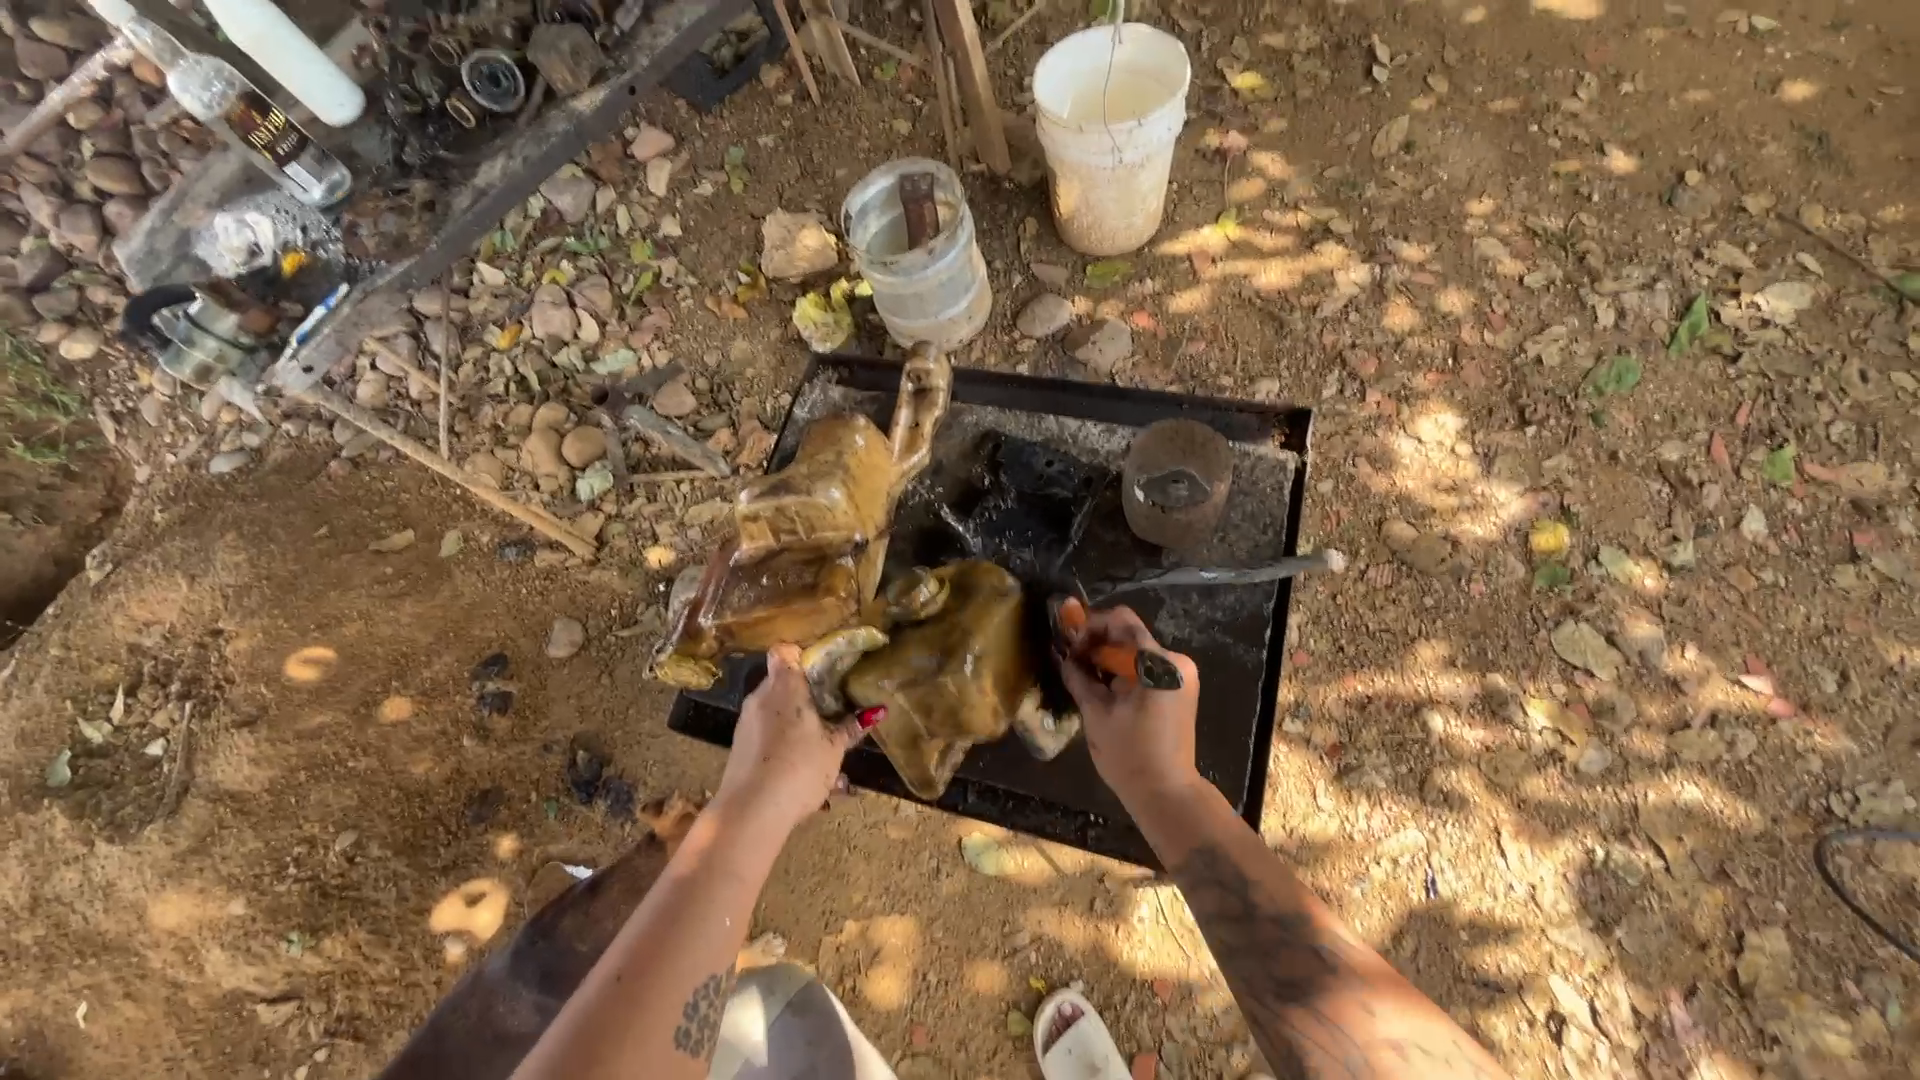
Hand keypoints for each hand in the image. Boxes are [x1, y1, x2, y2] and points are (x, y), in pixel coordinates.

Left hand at [713, 644, 865, 835]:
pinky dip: (781, 737)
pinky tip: (798, 762)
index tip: (823, 670)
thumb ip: (852, 727)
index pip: (785, 651)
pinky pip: (765, 730)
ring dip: (794, 718)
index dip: (802, 655)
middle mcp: (761, 696)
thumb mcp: (834, 749)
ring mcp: (747, 721)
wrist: (751, 811)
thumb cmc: (799, 768)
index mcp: (785, 686)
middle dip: (804, 692)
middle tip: (830, 708)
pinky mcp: (739, 744)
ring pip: (774, 708)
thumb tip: (878, 711)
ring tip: (818, 742)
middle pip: (781, 680)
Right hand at [1056, 606, 1202, 804]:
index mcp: (1159, 663)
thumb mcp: (1096, 712)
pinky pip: (1146, 667)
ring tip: (1082, 675)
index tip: (1071, 646)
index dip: (1091, 625)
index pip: (1121, 621)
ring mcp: (1181, 676)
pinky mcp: (1178, 689)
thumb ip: (1078, 676)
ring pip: (1135, 651)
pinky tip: (1102, 687)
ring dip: (1108, 658)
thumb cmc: (1129, 754)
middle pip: (1129, 635)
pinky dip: (1122, 671)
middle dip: (1097, 643)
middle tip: (1071, 660)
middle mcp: (1176, 662)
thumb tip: (1062, 655)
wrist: (1165, 792)